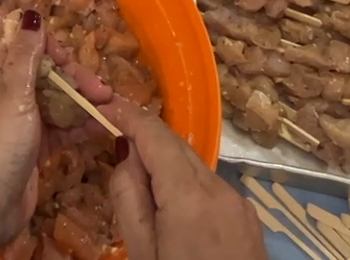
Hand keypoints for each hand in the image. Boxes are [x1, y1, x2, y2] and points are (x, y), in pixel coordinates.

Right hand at [101, 97, 266, 259]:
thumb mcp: (141, 252)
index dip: (126, 113)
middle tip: (111, 139)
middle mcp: (220, 188)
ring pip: (192, 164)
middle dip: (143, 138)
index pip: (154, 133)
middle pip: (174, 144)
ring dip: (165, 163)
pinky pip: (209, 187)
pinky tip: (172, 210)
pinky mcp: (249, 220)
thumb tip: (128, 155)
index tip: (100, 104)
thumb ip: (128, 195)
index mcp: (190, 195)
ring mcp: (239, 203)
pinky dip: (186, 184)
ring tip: (141, 187)